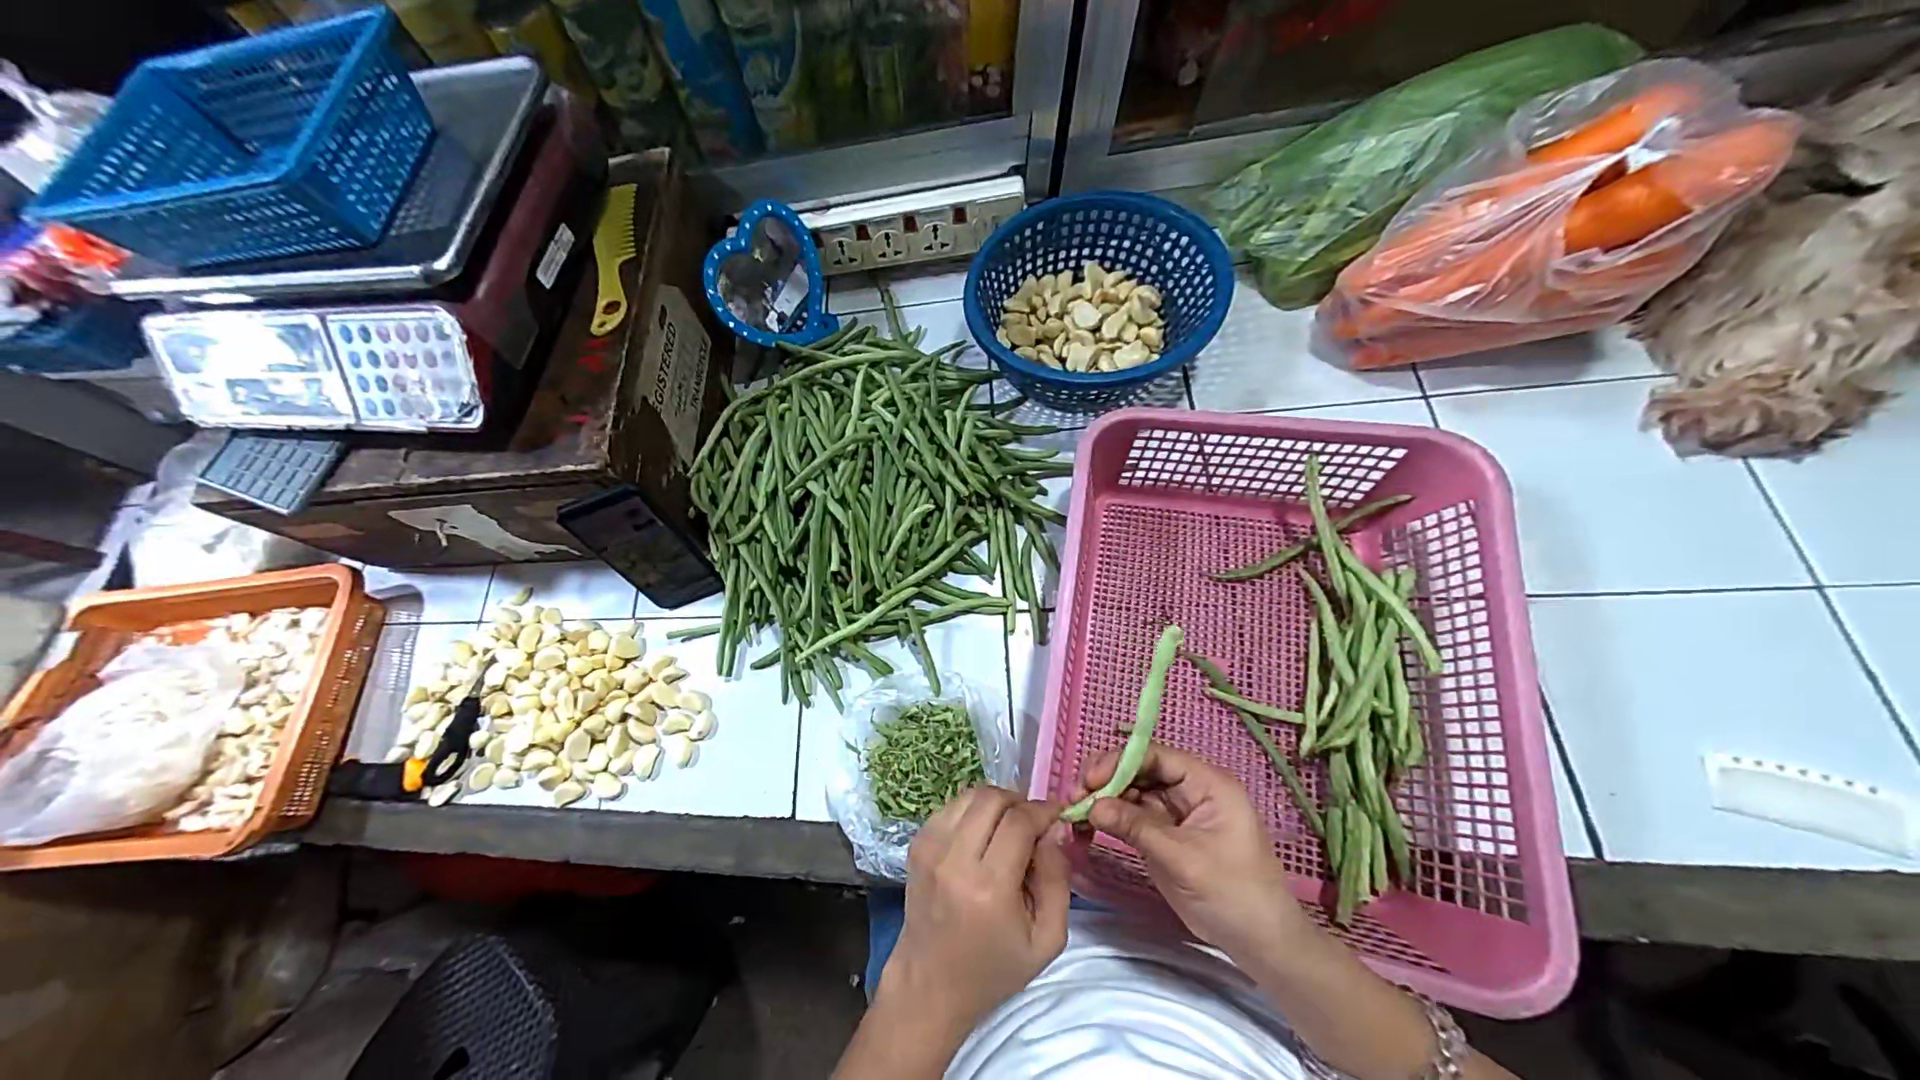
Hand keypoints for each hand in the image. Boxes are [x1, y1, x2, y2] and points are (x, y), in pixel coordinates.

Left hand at [876, 786, 1070, 1036]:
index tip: (1056, 814)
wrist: (930, 985)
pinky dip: (972, 811)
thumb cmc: (993, 968)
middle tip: (1032, 822)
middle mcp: (954, 859)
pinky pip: (951, 807)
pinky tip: (981, 835)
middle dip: (1019, 802)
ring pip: (969, 795)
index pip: (1019, 821)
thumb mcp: (1047, 940)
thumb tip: (1053, 830)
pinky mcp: (916, 845)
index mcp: (989, 887)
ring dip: (995, 803)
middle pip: (992, 798)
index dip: (1043, 810)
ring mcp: (930, 849)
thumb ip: (1057, 880)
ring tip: (1008, 826)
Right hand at [1075, 744, 1309, 955]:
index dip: (1120, 762)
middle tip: (1075, 798)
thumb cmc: (1232, 893)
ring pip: (1132, 793)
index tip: (1089, 779)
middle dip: (1107, 781)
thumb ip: (1136, 827)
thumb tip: (1092, 805)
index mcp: (1206, 783)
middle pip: (1141, 771)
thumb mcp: (1181, 858)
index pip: (1156, 756)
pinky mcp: (1166, 834)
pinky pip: (1133, 817)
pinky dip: (1110, 819)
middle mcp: (1190, 790)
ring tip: (1075, 813)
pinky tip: (1087, 826)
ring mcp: (1176, 813)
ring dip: (1104, 800)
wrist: (1259, 943)